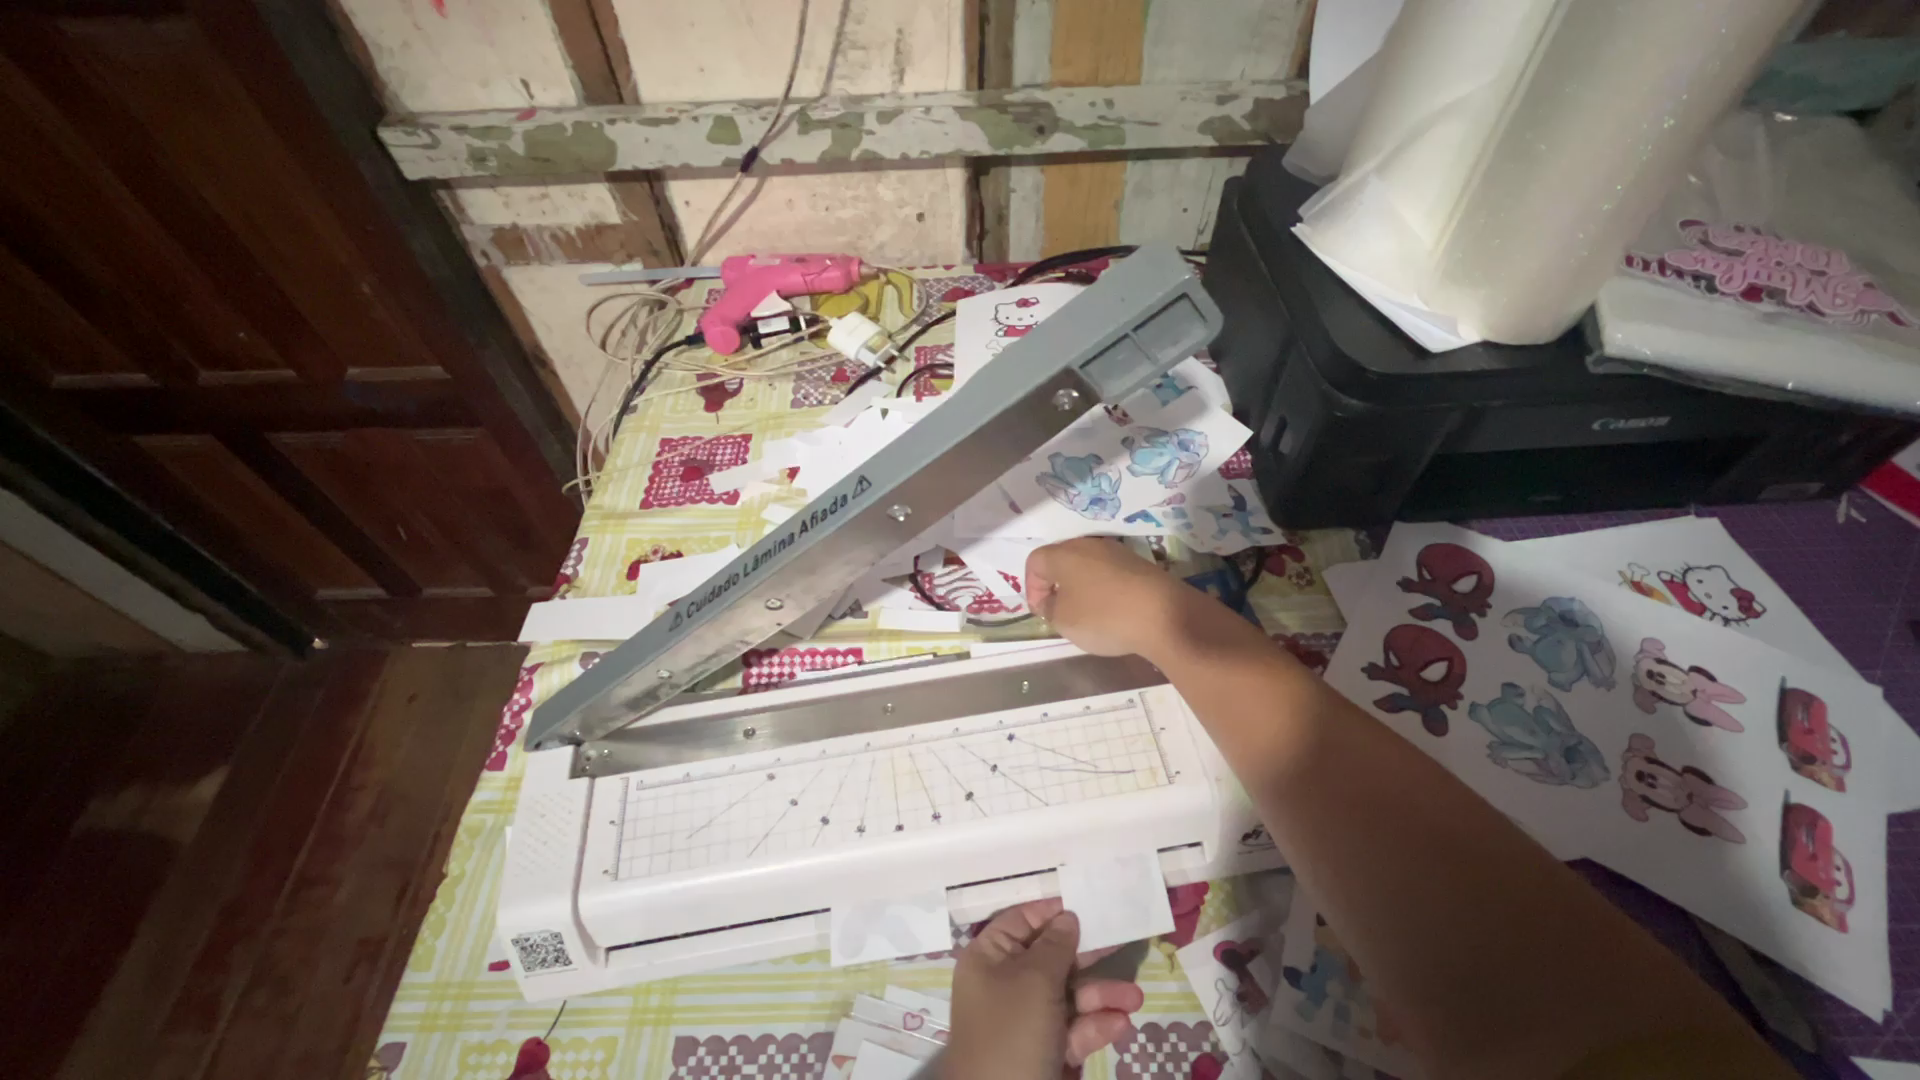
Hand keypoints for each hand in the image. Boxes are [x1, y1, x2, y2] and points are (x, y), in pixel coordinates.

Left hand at [943, 900, 1142, 1079]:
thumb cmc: (1012, 1031)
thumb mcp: (1035, 980)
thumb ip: (1056, 944)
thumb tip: (1067, 916)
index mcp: (990, 957)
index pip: (1021, 920)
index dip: (1052, 911)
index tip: (1087, 903)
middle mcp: (1005, 982)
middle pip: (1051, 957)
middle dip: (1088, 956)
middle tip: (1121, 944)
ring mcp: (1025, 1018)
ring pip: (1068, 995)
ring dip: (1101, 995)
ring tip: (1135, 998)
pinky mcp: (1044, 1049)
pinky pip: (1072, 1027)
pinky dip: (1095, 1025)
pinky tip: (1120, 1024)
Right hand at [1025, 537, 1189, 658]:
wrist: (1164, 615)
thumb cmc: (1103, 617)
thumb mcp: (1063, 621)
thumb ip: (1049, 608)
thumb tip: (1051, 600)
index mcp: (1063, 554)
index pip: (1035, 562)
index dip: (1032, 588)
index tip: (1042, 612)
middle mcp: (1088, 546)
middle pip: (1061, 560)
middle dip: (1056, 585)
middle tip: (1060, 611)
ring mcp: (1116, 552)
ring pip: (1087, 566)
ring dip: (1081, 587)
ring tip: (1086, 613)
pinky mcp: (1138, 564)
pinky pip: (1109, 573)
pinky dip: (1104, 589)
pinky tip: (1112, 610)